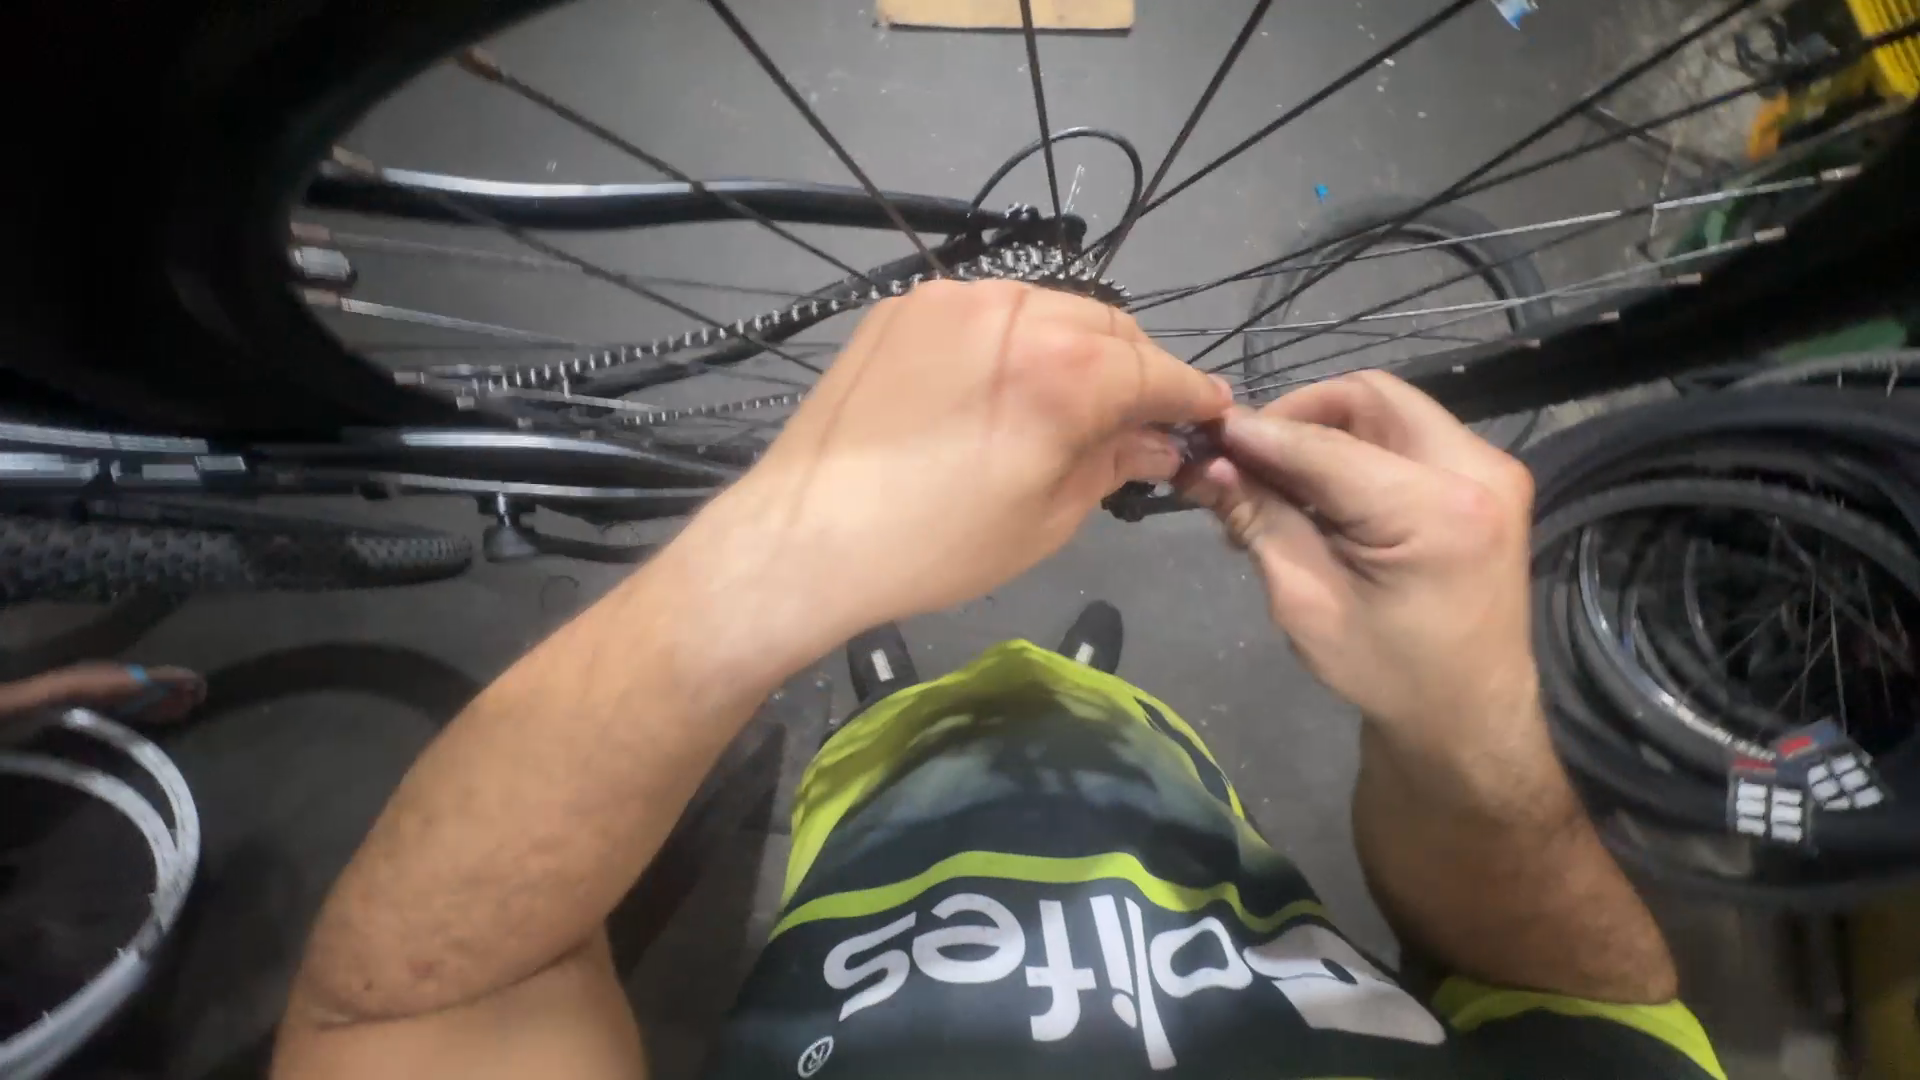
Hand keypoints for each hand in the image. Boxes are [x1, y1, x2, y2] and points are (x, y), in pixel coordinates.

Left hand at [711, 280, 1229, 631]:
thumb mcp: (1046, 519)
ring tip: (1064, 401)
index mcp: (1063, 370)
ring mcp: (951, 299)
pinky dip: (1011, 342)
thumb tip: (1155, 442)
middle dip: (1133, 370)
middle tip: (1133, 418)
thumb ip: (1111, 463)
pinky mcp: (903, 306)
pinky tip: (996, 385)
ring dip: (1073, 349)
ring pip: (1046, 310)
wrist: (808, 536)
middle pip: (1107, 327)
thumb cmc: (937, 546)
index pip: (1156, 370)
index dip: (1189, 394)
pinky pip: (984, 313)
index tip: (1207, 412)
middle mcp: (1014, 309)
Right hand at [1179, 371, 1536, 745]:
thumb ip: (1258, 520)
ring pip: (1384, 409)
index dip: (1257, 435)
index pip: (1324, 445)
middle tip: (1246, 456)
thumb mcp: (1304, 600)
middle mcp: (1476, 470)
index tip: (1203, 435)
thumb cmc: (1385, 670)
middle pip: (1367, 397)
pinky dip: (1347, 448)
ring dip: (1319, 431)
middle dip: (1296, 416)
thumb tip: (1204, 465)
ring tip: (1271, 480)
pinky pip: (1401, 436)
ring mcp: (1488, 470)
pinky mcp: (1480, 481)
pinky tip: (1311, 491)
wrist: (1466, 713)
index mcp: (1437, 511)